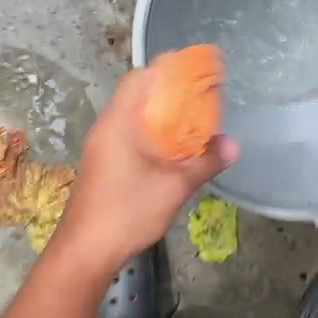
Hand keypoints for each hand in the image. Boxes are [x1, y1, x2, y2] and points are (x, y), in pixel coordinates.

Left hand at [52, 65, 236, 272]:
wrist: (85, 250)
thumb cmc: (126, 212)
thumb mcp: (174, 187)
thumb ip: (204, 162)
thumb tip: (233, 145)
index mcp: (119, 122)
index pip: (141, 77)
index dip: (168, 66)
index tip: (197, 67)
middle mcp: (107, 127)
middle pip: (137, 93)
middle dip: (169, 88)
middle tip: (201, 92)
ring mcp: (103, 146)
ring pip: (134, 115)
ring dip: (161, 111)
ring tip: (193, 116)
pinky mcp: (104, 164)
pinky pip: (131, 134)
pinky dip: (154, 131)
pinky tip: (173, 147)